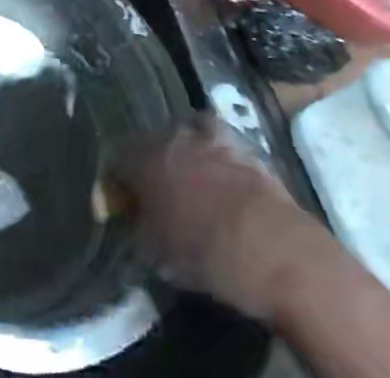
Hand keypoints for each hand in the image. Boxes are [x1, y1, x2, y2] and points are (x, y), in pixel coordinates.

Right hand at [113, 113, 317, 318]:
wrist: (273, 248)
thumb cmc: (203, 252)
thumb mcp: (155, 252)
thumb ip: (139, 227)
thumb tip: (138, 220)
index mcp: (146, 157)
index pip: (118, 160)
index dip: (117, 184)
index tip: (122, 206)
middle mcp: (177, 136)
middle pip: (154, 143)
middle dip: (152, 165)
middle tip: (157, 195)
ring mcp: (215, 137)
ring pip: (191, 137)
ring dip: (187, 155)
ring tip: (193, 184)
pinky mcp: (248, 147)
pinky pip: (222, 147)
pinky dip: (218, 161)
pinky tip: (223, 186)